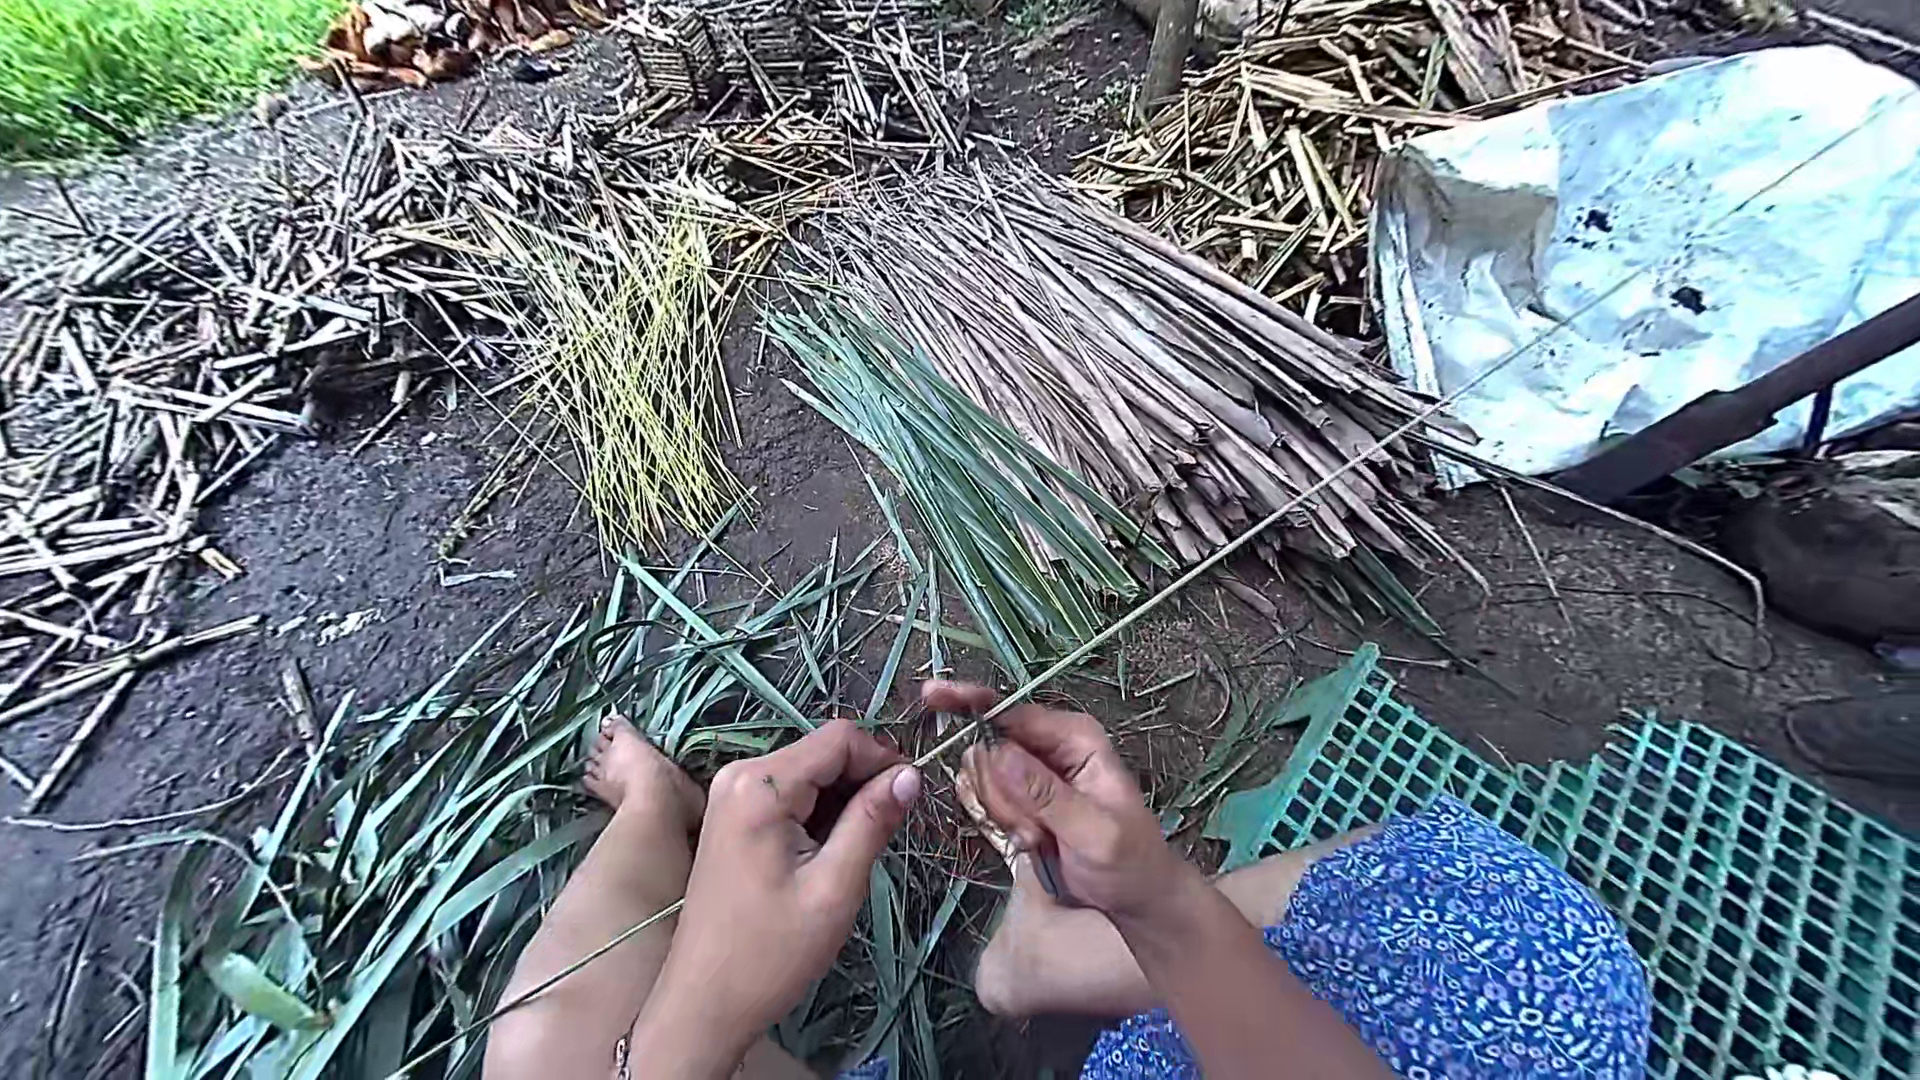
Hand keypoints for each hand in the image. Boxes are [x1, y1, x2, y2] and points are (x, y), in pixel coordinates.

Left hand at [634, 719, 922, 1074]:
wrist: (703, 1008)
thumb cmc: (771, 953)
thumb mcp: (835, 888)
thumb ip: (872, 821)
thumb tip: (911, 774)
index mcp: (761, 784)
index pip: (838, 738)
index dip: (881, 757)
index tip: (908, 794)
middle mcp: (742, 773)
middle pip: (823, 750)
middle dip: (863, 778)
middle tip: (887, 824)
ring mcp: (734, 791)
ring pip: (811, 768)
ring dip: (844, 795)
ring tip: (859, 842)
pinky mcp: (735, 810)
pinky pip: (793, 788)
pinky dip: (821, 807)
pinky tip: (830, 845)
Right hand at [927, 681, 1200, 924]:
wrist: (1134, 899)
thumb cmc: (1129, 861)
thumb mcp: (1094, 832)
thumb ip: (1046, 794)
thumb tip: (997, 752)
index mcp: (1073, 735)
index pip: (1010, 709)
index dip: (968, 701)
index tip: (930, 696)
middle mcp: (1048, 743)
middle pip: (989, 749)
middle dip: (1002, 794)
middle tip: (1035, 830)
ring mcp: (1030, 769)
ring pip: (984, 777)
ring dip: (1006, 814)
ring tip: (1043, 837)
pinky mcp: (1018, 794)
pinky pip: (987, 799)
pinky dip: (1004, 823)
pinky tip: (1036, 840)